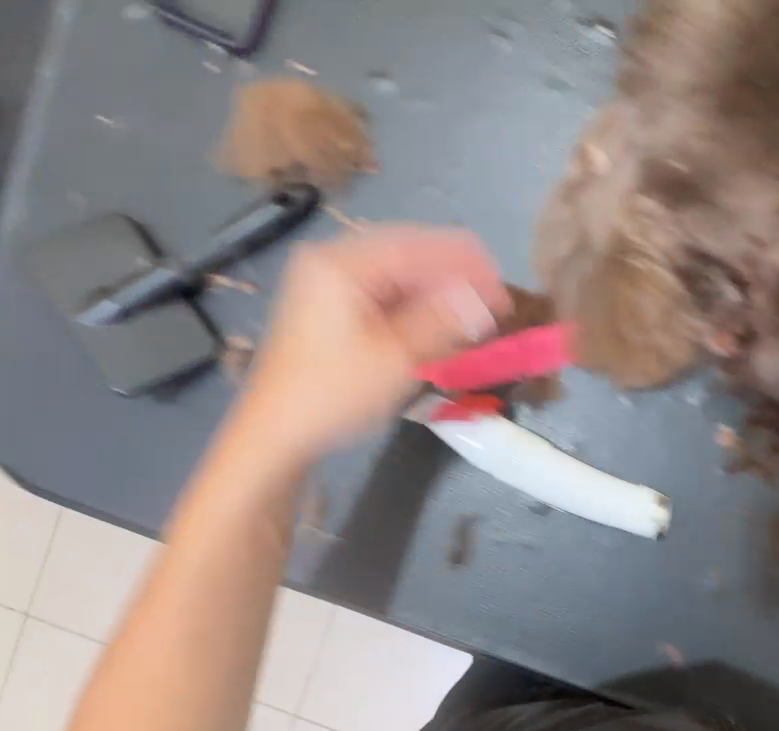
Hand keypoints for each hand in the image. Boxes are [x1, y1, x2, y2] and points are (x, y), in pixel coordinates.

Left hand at [237, 225, 511, 464]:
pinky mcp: (332, 312)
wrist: (275, 436)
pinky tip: (440, 331)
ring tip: (473, 321)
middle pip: (409, 258)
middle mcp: (333, 262)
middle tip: (493, 309)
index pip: (418, 246)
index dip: (466, 266)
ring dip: (437, 299)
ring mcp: (329, 286)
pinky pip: (385, 299)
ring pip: (399, 280)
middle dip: (453, 282)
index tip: (503, 292)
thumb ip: (443, 322)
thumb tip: (486, 298)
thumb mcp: (395, 359)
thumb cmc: (332, 395)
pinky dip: (416, 313)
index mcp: (342, 262)